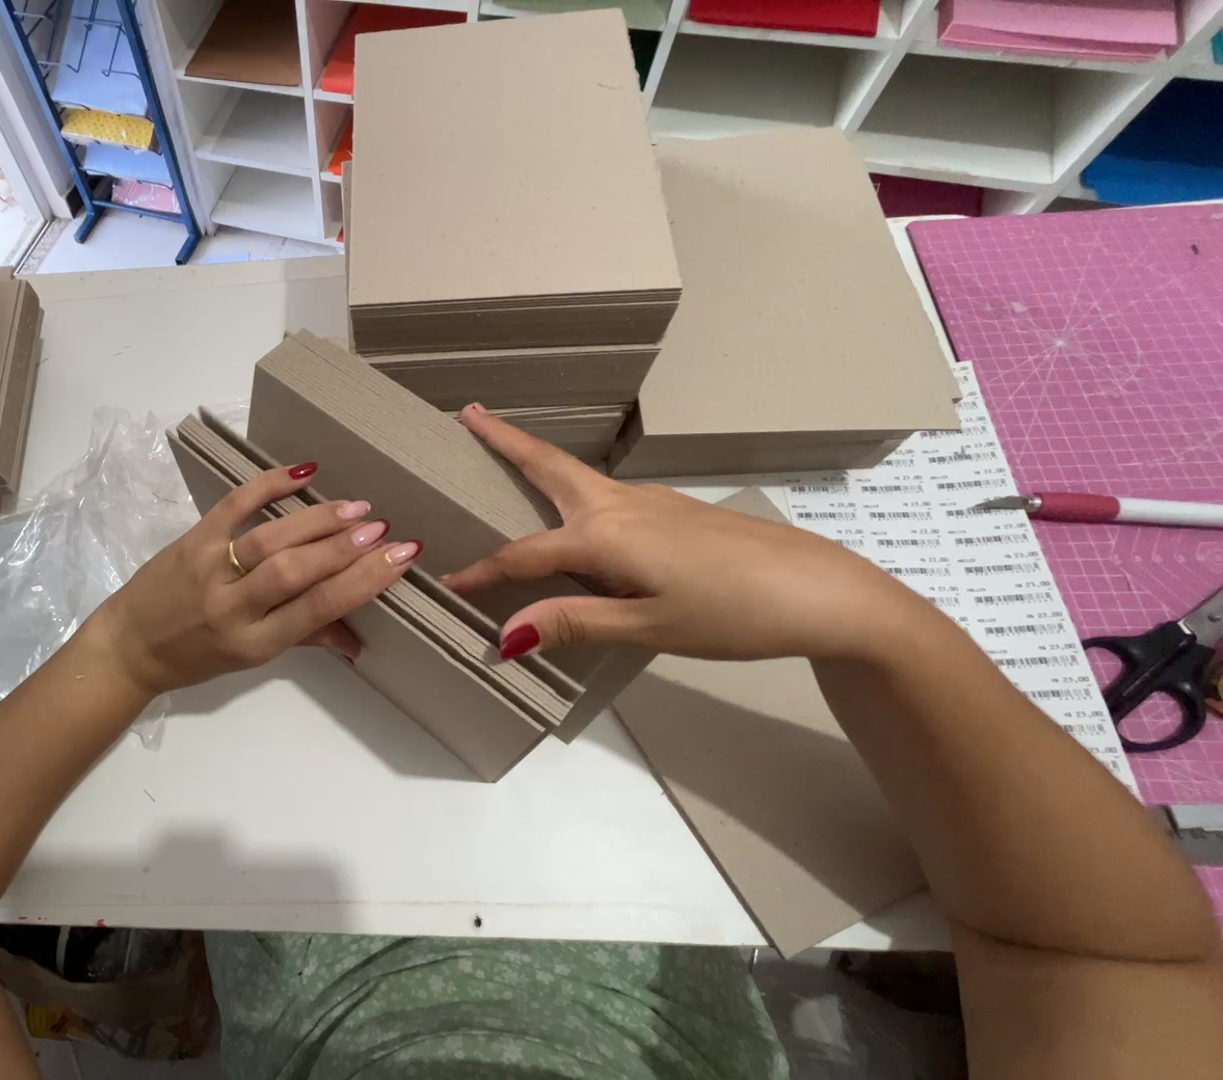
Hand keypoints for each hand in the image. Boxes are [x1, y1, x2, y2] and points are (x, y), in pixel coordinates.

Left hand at [83, 462, 421, 695]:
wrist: (130, 645)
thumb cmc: (196, 658)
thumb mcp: (250, 659)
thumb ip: (307, 640)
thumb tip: (359, 642)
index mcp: (253, 642)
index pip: (317, 609)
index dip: (363, 583)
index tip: (400, 558)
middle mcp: (233, 606)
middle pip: (297, 571)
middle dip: (345, 549)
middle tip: (384, 529)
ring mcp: (210, 567)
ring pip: (270, 539)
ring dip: (318, 520)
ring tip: (358, 507)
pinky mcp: (192, 539)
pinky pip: (233, 505)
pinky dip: (269, 485)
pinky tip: (304, 471)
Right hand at [441, 405, 933, 662]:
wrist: (824, 591)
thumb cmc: (733, 613)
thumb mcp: (649, 627)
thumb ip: (575, 622)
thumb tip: (506, 634)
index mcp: (604, 536)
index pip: (523, 555)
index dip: (483, 572)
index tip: (447, 584)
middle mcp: (618, 506)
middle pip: (548, 466)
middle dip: (506, 440)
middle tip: (469, 414)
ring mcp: (648, 502)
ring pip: (575, 476)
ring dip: (535, 459)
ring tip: (503, 450)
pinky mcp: (671, 509)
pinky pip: (602, 494)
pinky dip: (569, 489)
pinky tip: (576, 516)